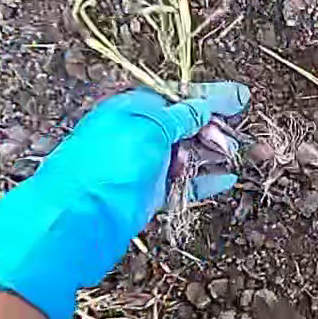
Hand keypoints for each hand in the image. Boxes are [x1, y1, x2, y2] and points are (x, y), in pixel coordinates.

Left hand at [0, 83, 249, 318]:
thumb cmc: (105, 167)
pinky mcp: (152, 191)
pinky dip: (207, 179)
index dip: (212, 97)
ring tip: (237, 155)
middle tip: (238, 134)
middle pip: (190, 125)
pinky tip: (226, 179)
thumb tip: (205, 107)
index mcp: (133, 112)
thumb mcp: (148, 129)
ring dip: (217, 153)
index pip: (180, 97)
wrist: (76, 221)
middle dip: (218, 127)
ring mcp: (146, 164)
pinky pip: (186, 181)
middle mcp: (140, 135)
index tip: (241, 97)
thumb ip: (181, 115)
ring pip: (191, 153)